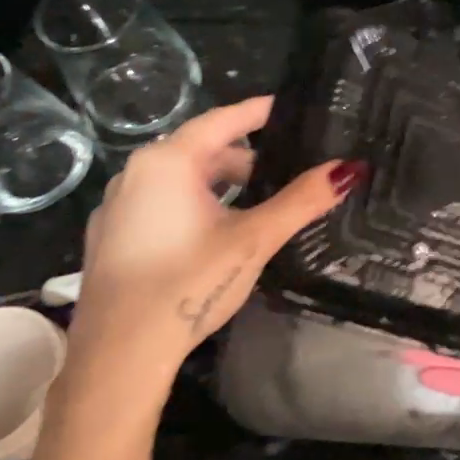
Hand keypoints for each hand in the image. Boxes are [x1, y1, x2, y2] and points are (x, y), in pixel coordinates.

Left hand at [56, 96, 364, 420]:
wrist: (120, 351)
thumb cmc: (189, 282)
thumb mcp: (254, 240)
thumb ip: (301, 201)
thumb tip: (349, 169)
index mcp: (168, 161)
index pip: (222, 120)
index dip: (258, 112)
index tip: (286, 108)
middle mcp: (135, 173)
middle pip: (199, 150)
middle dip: (243, 157)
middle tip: (283, 171)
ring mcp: (116, 206)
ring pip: (177, 180)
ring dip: (217, 185)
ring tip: (254, 205)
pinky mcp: (110, 238)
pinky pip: (158, 204)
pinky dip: (189, 206)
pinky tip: (210, 236)